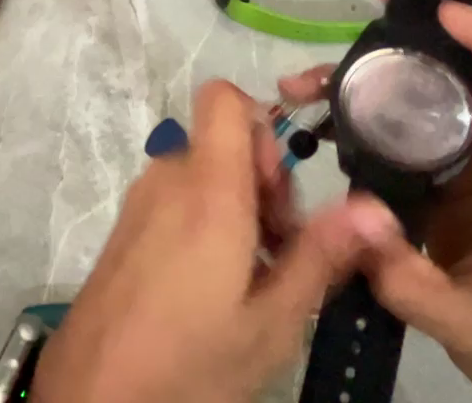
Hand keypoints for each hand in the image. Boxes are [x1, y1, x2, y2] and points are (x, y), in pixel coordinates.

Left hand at [30, 81, 366, 402]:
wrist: (94, 393)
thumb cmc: (191, 360)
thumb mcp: (272, 322)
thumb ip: (321, 256)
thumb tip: (378, 208)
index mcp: (207, 187)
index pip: (223, 97)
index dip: (261, 123)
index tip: (281, 190)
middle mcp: (168, 176)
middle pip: (223, 142)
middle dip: (263, 184)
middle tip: (278, 253)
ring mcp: (142, 198)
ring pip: (203, 171)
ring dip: (237, 208)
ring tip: (251, 280)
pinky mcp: (127, 223)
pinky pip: (177, 196)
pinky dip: (205, 220)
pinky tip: (212, 286)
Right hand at [278, 0, 471, 402]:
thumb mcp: (469, 325)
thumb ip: (409, 277)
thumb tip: (348, 216)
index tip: (446, 14)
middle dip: (438, 36)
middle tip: (380, 5)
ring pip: (450, 99)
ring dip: (396, 70)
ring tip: (328, 68)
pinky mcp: (459, 179)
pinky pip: (423, 129)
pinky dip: (381, 111)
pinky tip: (333, 111)